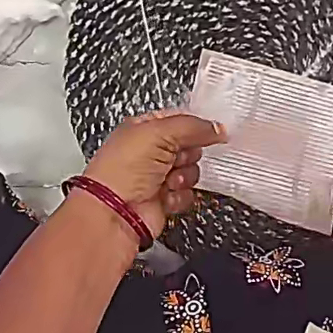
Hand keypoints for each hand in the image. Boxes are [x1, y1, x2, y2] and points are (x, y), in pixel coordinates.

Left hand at [81, 111, 226, 236]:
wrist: (115, 212)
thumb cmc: (121, 170)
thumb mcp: (159, 133)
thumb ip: (193, 127)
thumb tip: (217, 128)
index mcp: (143, 129)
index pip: (179, 121)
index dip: (195, 126)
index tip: (208, 132)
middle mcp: (150, 152)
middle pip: (189, 147)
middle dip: (188, 155)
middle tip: (176, 159)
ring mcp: (157, 176)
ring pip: (191, 171)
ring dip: (184, 177)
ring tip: (168, 181)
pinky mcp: (164, 199)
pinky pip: (188, 194)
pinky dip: (180, 196)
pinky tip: (165, 196)